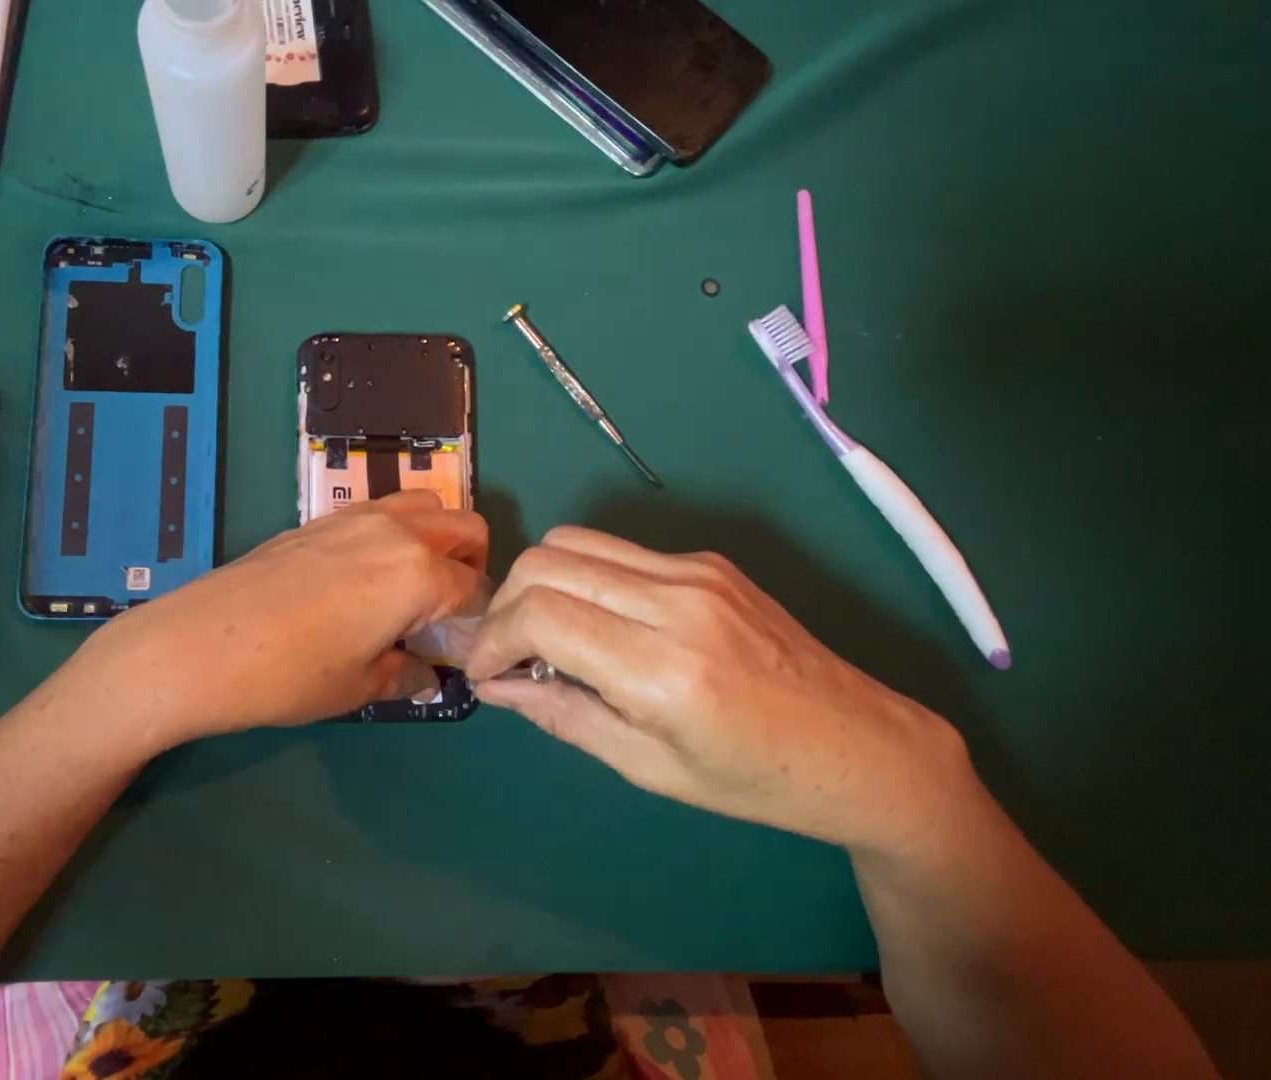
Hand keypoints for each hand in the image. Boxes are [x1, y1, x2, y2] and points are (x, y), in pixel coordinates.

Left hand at [53, 491, 488, 750]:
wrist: (196, 645)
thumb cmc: (286, 676)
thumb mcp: (357, 686)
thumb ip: (405, 673)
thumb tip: (426, 673)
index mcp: (418, 573)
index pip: (476, 589)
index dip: (479, 623)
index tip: (463, 650)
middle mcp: (394, 532)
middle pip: (463, 528)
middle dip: (471, 566)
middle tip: (445, 612)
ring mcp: (352, 518)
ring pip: (422, 505)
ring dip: (435, 538)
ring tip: (410, 588)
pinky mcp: (316, 521)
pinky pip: (378, 511)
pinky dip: (394, 533)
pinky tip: (363, 579)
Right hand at [463, 526, 983, 857]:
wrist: (862, 747)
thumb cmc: (753, 780)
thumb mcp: (647, 766)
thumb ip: (561, 715)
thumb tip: (494, 685)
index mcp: (663, 669)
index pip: (539, 615)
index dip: (493, 639)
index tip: (485, 672)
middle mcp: (677, 602)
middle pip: (545, 562)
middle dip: (505, 605)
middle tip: (507, 653)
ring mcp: (695, 572)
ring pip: (573, 542)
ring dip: (538, 584)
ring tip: (543, 634)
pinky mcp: (707, 561)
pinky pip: (616, 552)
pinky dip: (581, 580)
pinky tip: (597, 625)